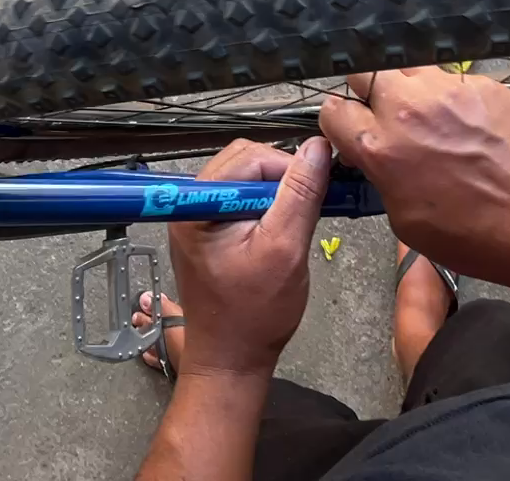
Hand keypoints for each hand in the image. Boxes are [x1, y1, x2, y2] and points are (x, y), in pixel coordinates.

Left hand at [166, 137, 331, 377]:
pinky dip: (266, 204)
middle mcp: (191, 202)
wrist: (231, 361)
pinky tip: (278, 229)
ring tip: (290, 223)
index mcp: (198, 203)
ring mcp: (198, 214)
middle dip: (280, 177)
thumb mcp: (286, 249)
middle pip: (245, 159)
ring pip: (246, 175)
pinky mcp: (208, 227)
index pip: (250, 157)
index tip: (313, 196)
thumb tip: (318, 147)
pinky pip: (241, 195)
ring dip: (274, 191)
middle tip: (302, 210)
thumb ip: (301, 194)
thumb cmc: (255, 314)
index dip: (287, 169)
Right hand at [319, 68, 509, 289]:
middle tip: (386, 114)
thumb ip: (380, 175)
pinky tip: (467, 122)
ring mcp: (445, 90)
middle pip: (364, 73)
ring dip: (409, 89)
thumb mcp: (405, 220)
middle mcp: (406, 109)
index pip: (333, 110)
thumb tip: (373, 154)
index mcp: (380, 147)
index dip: (339, 121)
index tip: (350, 128)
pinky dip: (450, 96)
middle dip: (368, 92)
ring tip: (429, 116)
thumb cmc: (474, 234)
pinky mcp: (479, 83)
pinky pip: (451, 79)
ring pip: (408, 69)